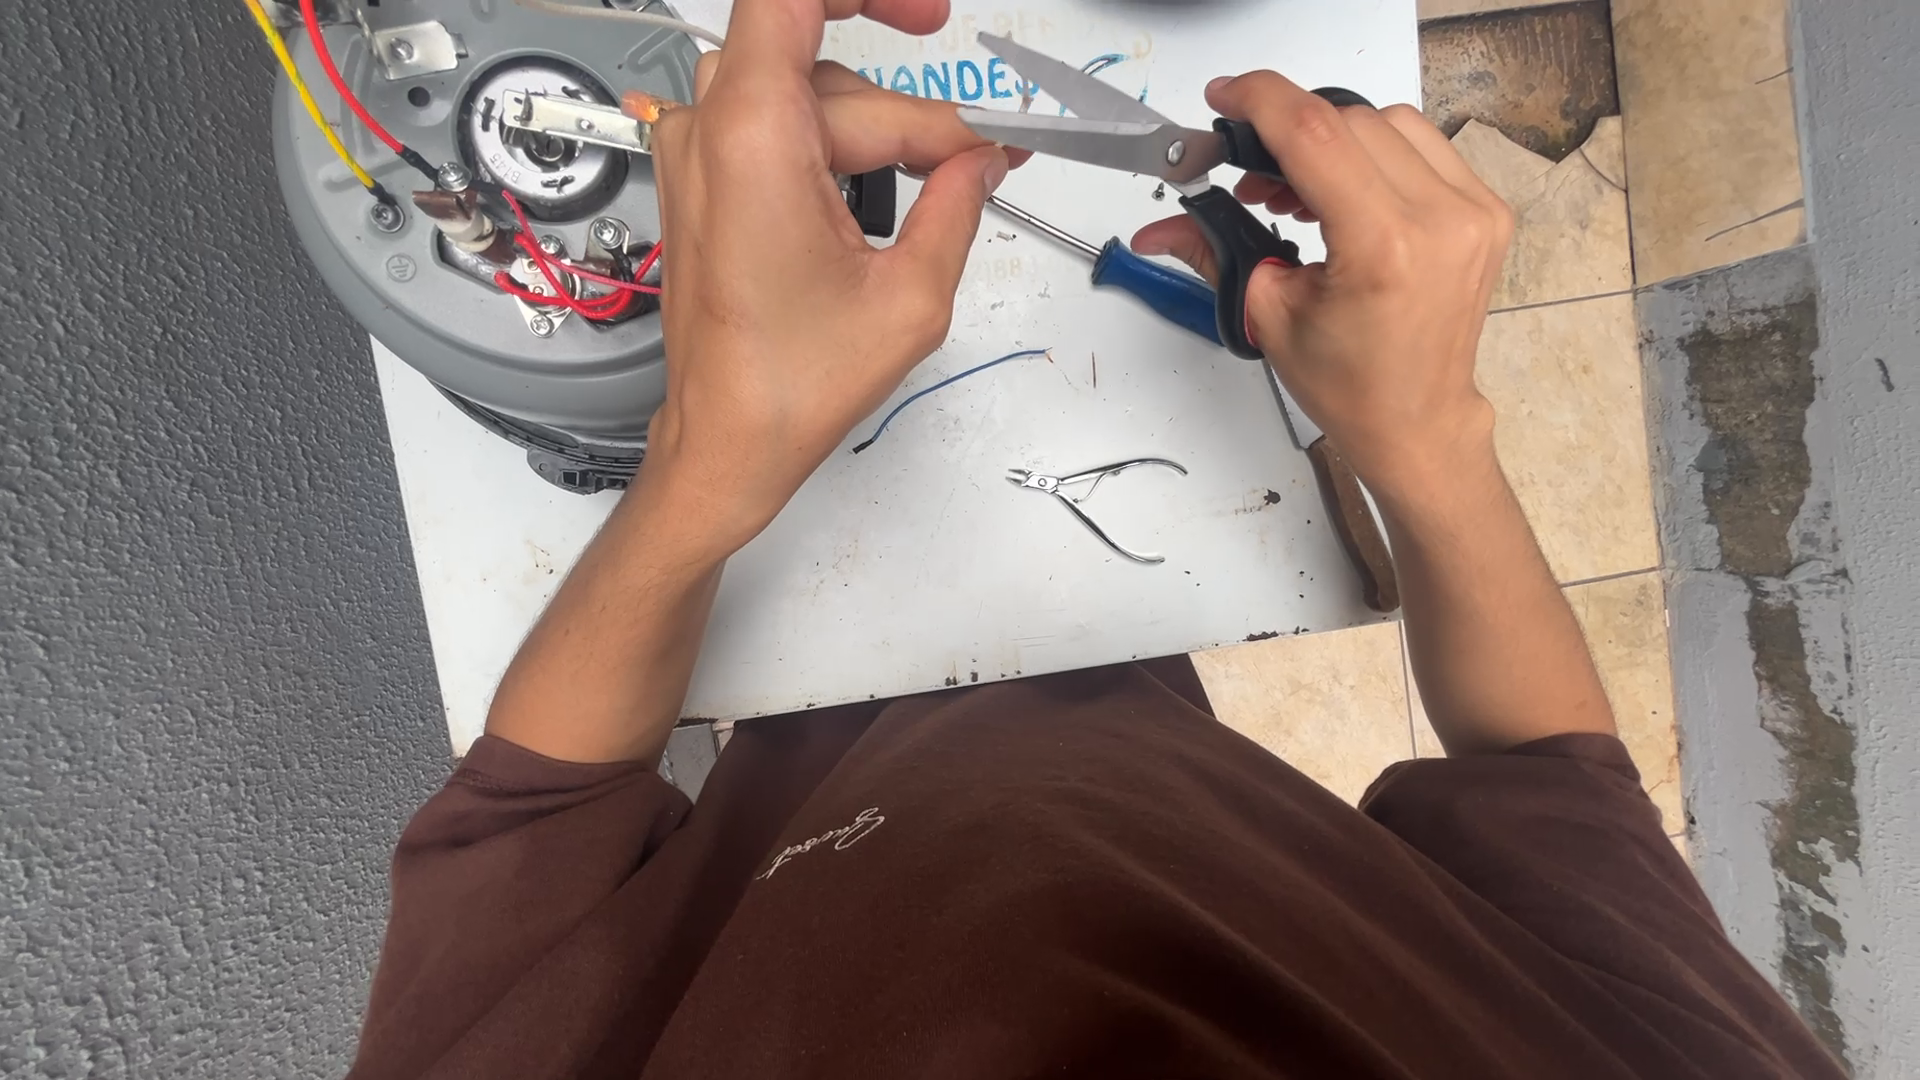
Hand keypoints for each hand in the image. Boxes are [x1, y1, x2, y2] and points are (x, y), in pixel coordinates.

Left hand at [642, 0, 1011, 554]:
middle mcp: (711, 134)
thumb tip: (985, 157)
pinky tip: (872, 205)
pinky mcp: (704, 192)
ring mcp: (699, 162)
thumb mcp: (912, 296)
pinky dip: (834, 160)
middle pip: (832, 81)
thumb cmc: (795, 385)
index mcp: (755, 137)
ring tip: (929, 196)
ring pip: (807, 110)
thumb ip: (958, 204)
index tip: (938, 18)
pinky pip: (778, 141)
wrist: (730, 440)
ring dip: (874, 145)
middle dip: (913, 127)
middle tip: (980, 167)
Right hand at [1131, 74, 1512, 504]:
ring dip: (1330, 143)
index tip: (1227, 96)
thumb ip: (1214, 252)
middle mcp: (1442, 217)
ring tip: (1292, 193)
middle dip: (1287, 135)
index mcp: (1384, 248)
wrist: (1413, 417)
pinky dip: (1370, 157)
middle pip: (1350, 123)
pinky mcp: (1483, 209)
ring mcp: (1473, 209)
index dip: (1262, 102)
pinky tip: (1339, 195)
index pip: (1316, 136)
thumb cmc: (1348, 384)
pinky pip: (1421, 148)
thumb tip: (1160, 229)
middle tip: (1247, 176)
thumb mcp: (1267, 315)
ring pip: (1388, 125)